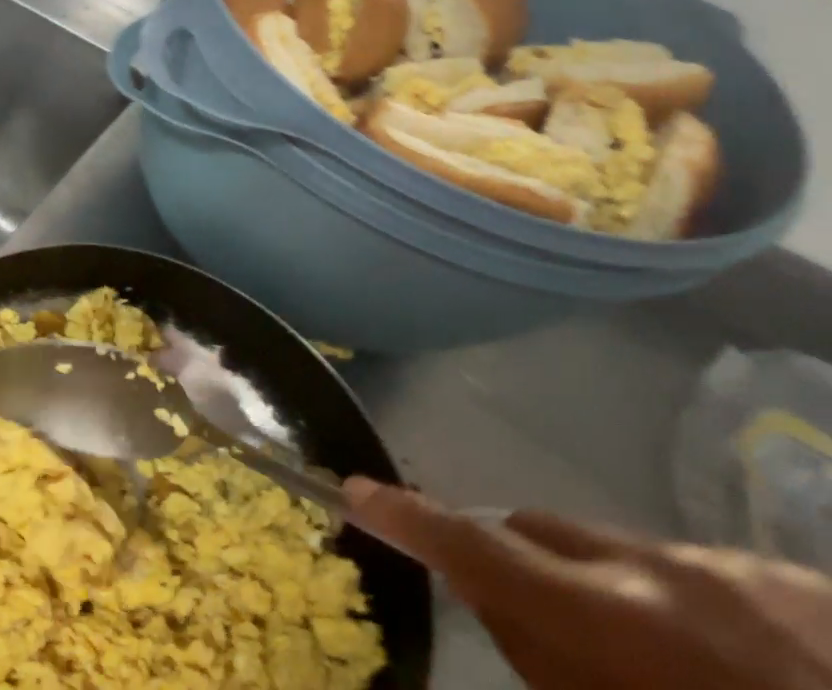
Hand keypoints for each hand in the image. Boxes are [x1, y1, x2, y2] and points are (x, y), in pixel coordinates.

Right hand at [344, 477, 831, 689]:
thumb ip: (535, 652)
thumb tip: (487, 597)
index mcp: (607, 618)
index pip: (474, 546)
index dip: (408, 517)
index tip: (357, 491)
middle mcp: (660, 570)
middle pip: (537, 524)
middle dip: (520, 554)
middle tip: (538, 609)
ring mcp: (734, 565)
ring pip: (619, 545)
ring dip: (610, 581)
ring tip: (662, 650)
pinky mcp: (796, 576)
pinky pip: (705, 564)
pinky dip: (689, 598)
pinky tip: (732, 654)